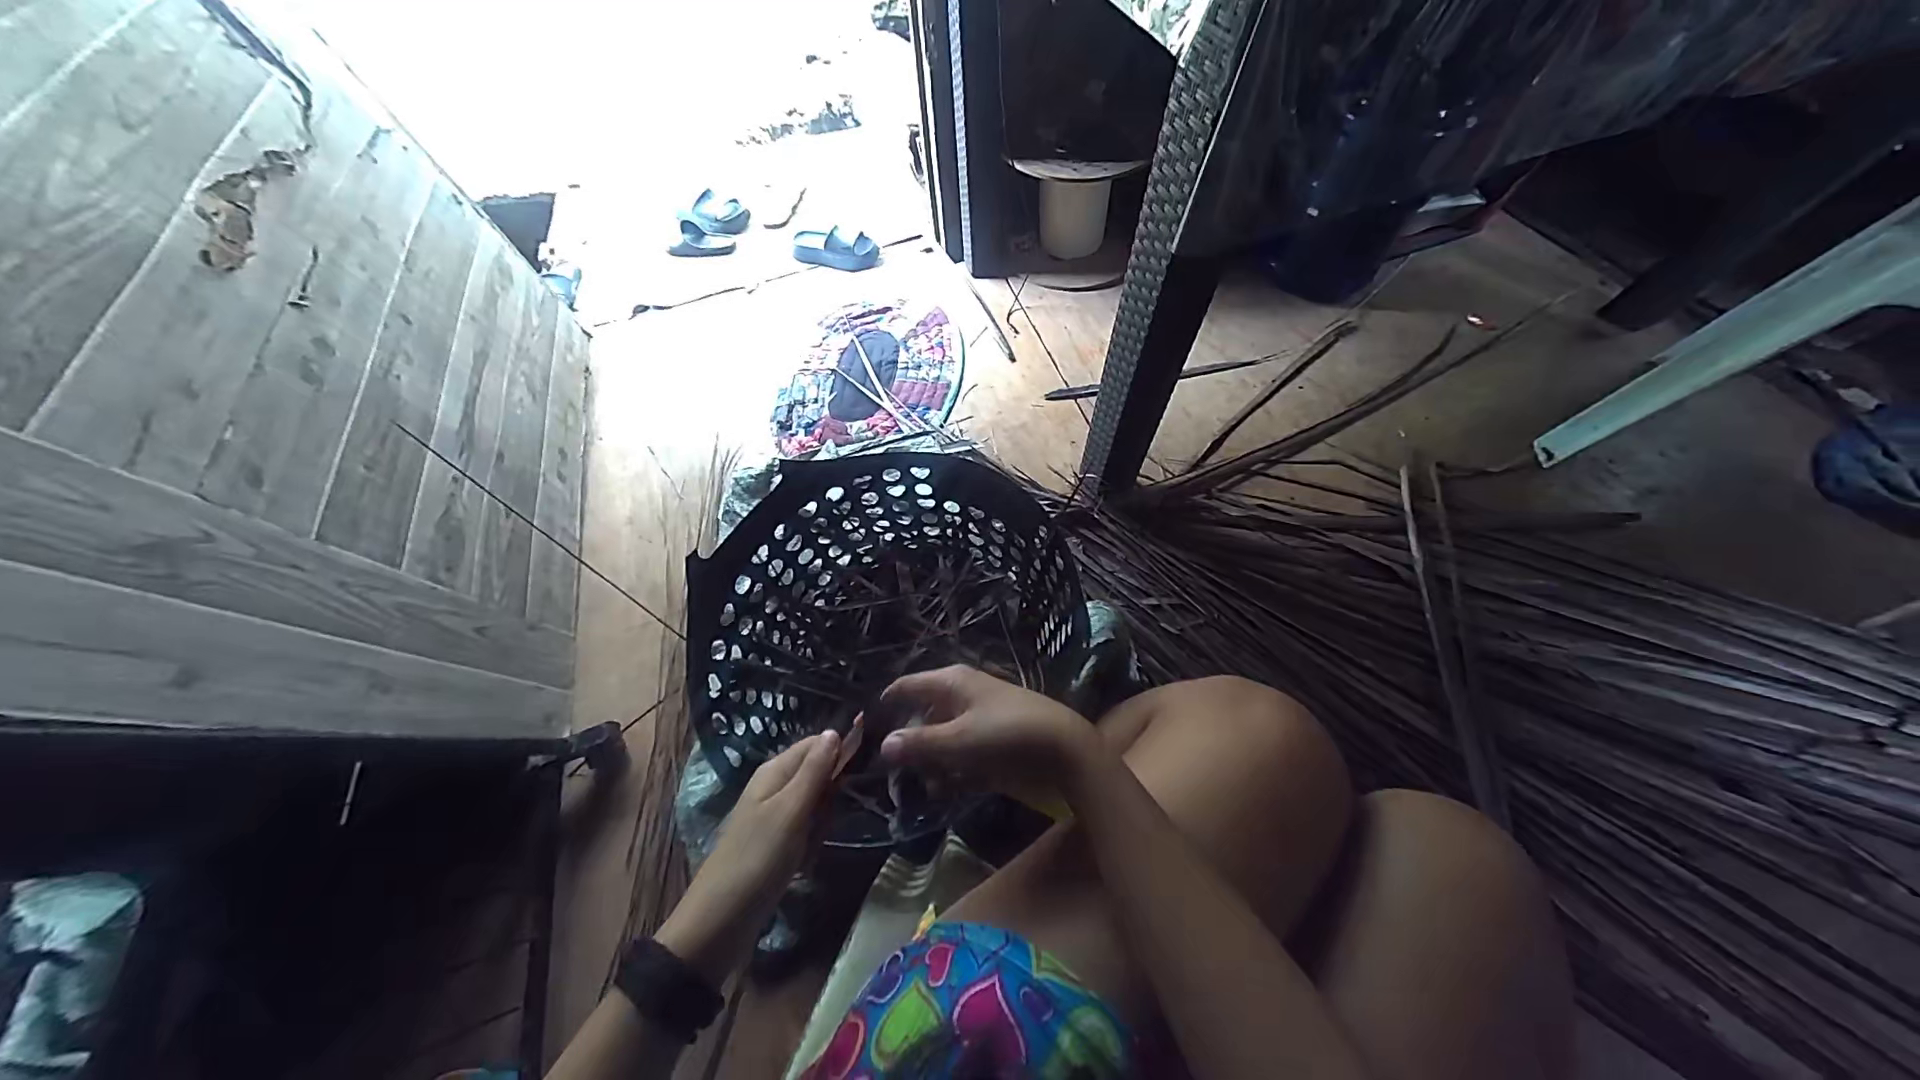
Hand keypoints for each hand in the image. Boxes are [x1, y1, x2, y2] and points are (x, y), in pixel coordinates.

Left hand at [656, 730, 839, 984]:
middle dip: (831, 798)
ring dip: (822, 826)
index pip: (817, 743)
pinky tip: (804, 863)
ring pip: (817, 806)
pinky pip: (807, 831)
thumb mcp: (791, 810)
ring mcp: (774, 816)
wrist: (720, 922)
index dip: (840, 753)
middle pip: (819, 775)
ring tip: (810, 847)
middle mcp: (774, 786)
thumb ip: (815, 770)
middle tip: (822, 822)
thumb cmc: (758, 858)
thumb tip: (834, 730)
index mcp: (774, 770)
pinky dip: (811, 846)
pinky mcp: (776, 842)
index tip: (859, 773)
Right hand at [876, 666, 1096, 803]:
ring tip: (923, 787)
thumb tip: (883, 745)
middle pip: (922, 716)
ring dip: (931, 764)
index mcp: (951, 683)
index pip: (907, 686)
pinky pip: (962, 756)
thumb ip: (918, 744)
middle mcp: (962, 696)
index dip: (886, 705)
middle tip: (892, 773)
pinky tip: (946, 790)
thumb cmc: (1006, 734)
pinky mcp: (993, 744)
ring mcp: (978, 720)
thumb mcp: (957, 741)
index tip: (864, 730)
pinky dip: (952, 772)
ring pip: (942, 740)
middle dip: (909, 745)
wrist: (1065, 749)